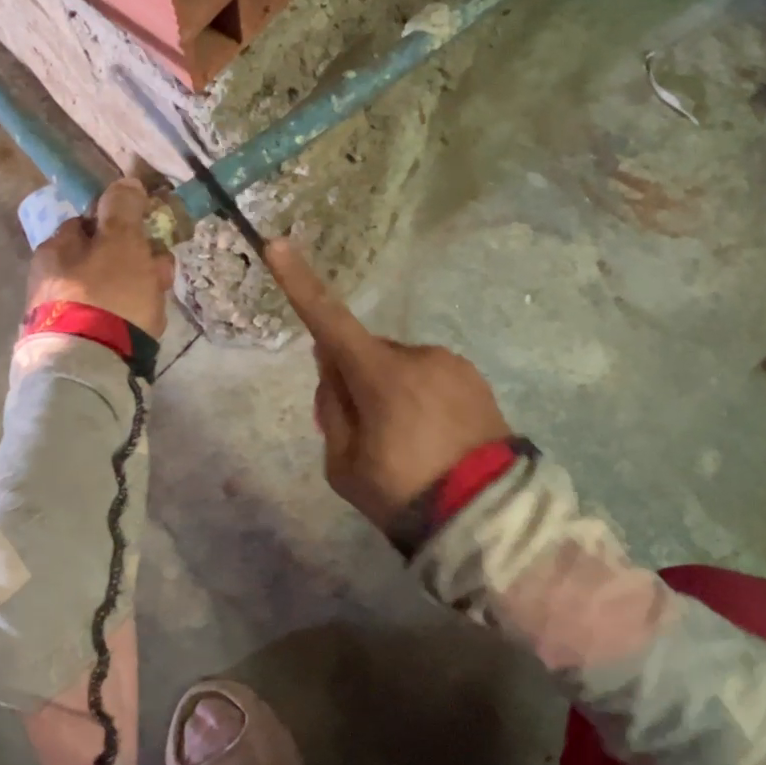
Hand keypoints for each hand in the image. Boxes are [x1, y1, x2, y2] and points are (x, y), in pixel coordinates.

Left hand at [27, 178, 174, 338]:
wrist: (89, 366)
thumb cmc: (107, 295)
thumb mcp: (121, 243)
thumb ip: (123, 210)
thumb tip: (125, 181)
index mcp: (54, 249)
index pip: (89, 223)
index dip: (123, 227)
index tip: (150, 239)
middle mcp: (47, 279)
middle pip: (101, 260)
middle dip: (136, 265)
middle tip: (161, 278)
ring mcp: (56, 315)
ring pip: (107, 292)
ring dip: (134, 294)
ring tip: (155, 310)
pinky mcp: (69, 344)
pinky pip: (104, 321)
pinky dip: (123, 321)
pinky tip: (139, 331)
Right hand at [263, 239, 510, 537]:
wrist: (487, 520)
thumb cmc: (404, 494)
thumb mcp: (344, 465)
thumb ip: (332, 408)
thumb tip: (331, 367)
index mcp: (382, 375)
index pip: (330, 322)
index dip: (300, 284)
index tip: (278, 244)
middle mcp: (418, 356)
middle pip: (367, 355)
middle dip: (357, 381)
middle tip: (366, 437)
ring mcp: (452, 366)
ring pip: (400, 368)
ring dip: (392, 392)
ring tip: (408, 447)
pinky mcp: (476, 381)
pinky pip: (431, 380)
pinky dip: (421, 400)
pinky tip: (433, 440)